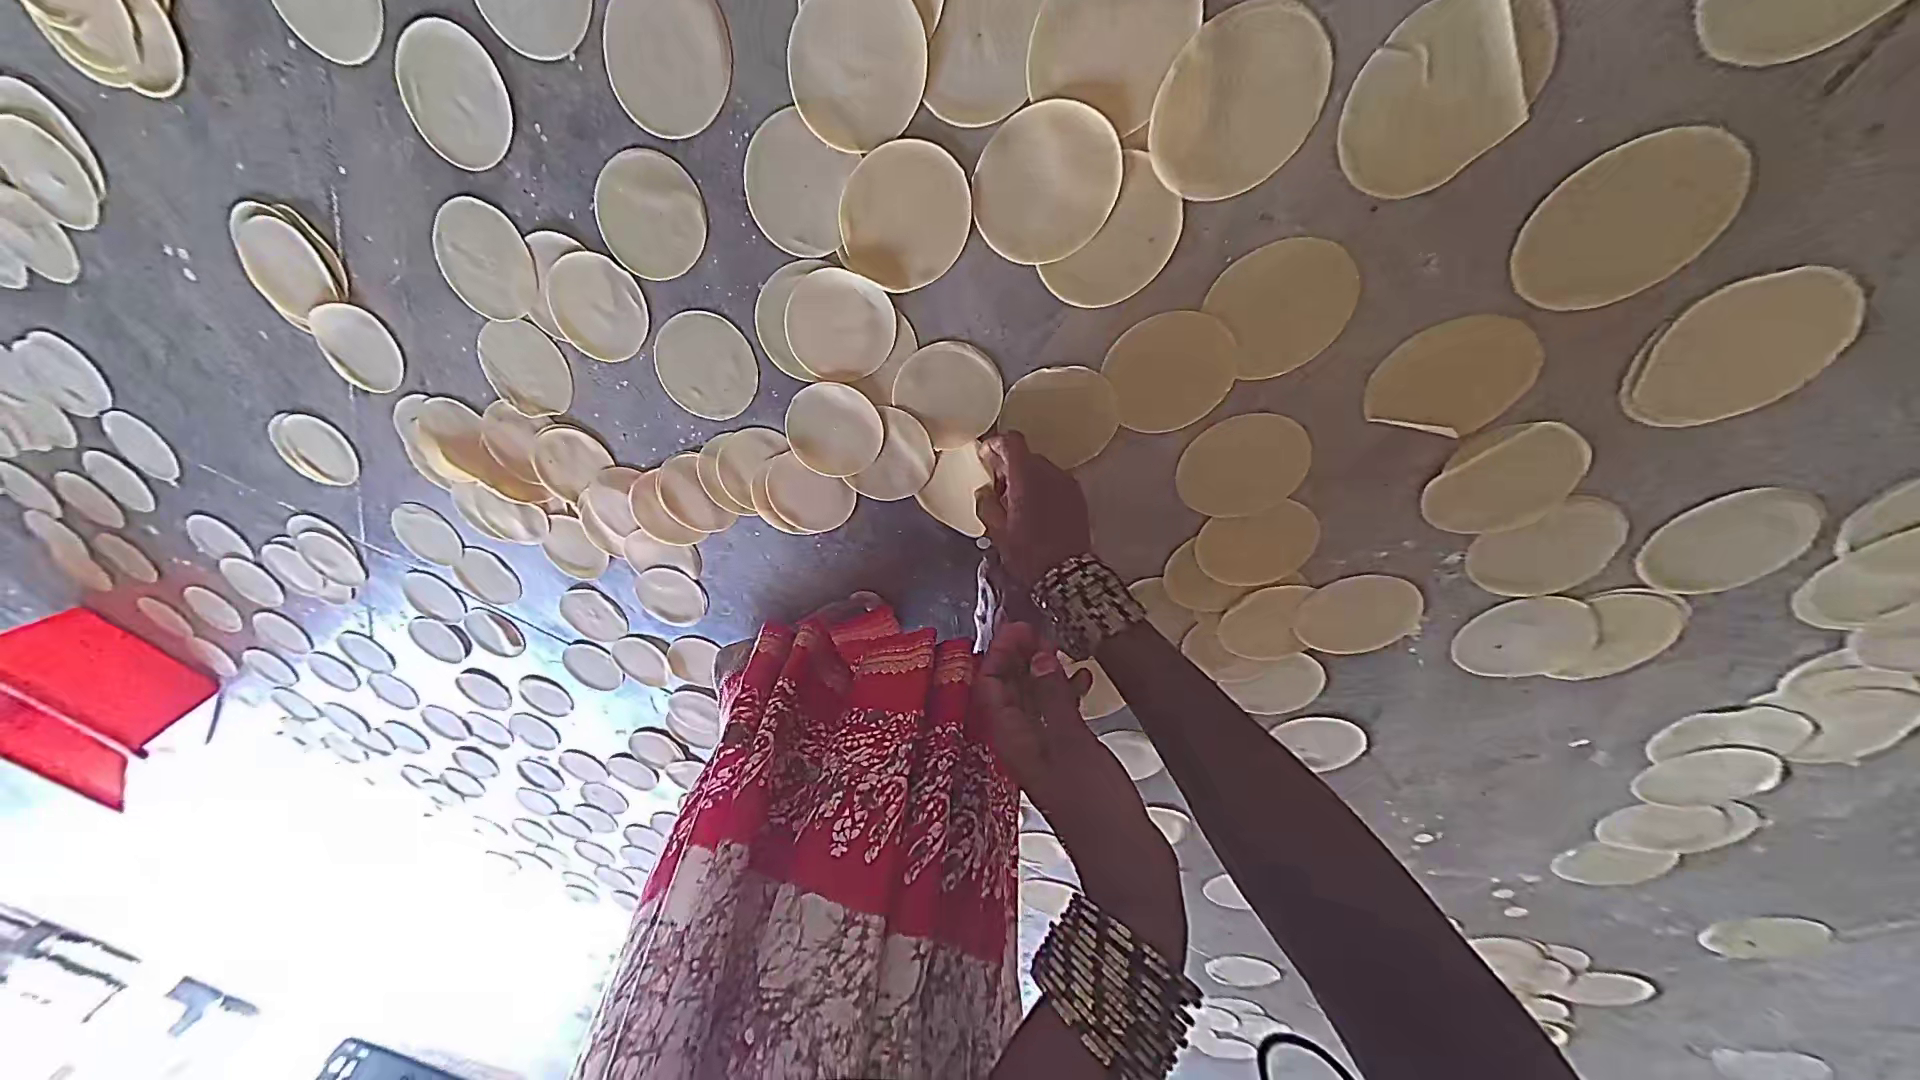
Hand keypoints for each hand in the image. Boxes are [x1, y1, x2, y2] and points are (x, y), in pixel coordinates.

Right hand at [976, 432, 1091, 588]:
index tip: (985, 457)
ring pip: (1041, 468)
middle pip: (1026, 455)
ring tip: (1017, 504)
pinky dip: (1043, 487)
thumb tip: (984, 491)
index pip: (1012, 442)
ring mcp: (1067, 483)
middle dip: (1009, 467)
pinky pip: (1055, 482)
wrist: (1066, 574)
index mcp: (1027, 477)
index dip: (995, 445)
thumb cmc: (1028, 554)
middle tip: (997, 489)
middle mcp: (1050, 473)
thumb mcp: (997, 532)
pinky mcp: (1078, 496)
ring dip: (1027, 478)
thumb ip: (986, 504)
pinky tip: (1035, 510)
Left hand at [976, 621, 1135, 833]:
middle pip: (1009, 690)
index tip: (1022, 626)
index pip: (991, 686)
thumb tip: (1039, 656)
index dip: (1001, 653)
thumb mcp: (1073, 743)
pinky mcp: (1069, 759)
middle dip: (1019, 657)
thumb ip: (1053, 698)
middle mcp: (1022, 743)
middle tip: (1039, 629)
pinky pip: (1058, 716)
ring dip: (1042, 672)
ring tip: (1060, 647)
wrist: (1128, 864)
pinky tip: (1084, 680)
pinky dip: (1066, 694)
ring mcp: (1046, 752)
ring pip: (1034, 700)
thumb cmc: (1096, 806)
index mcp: (1012, 739)